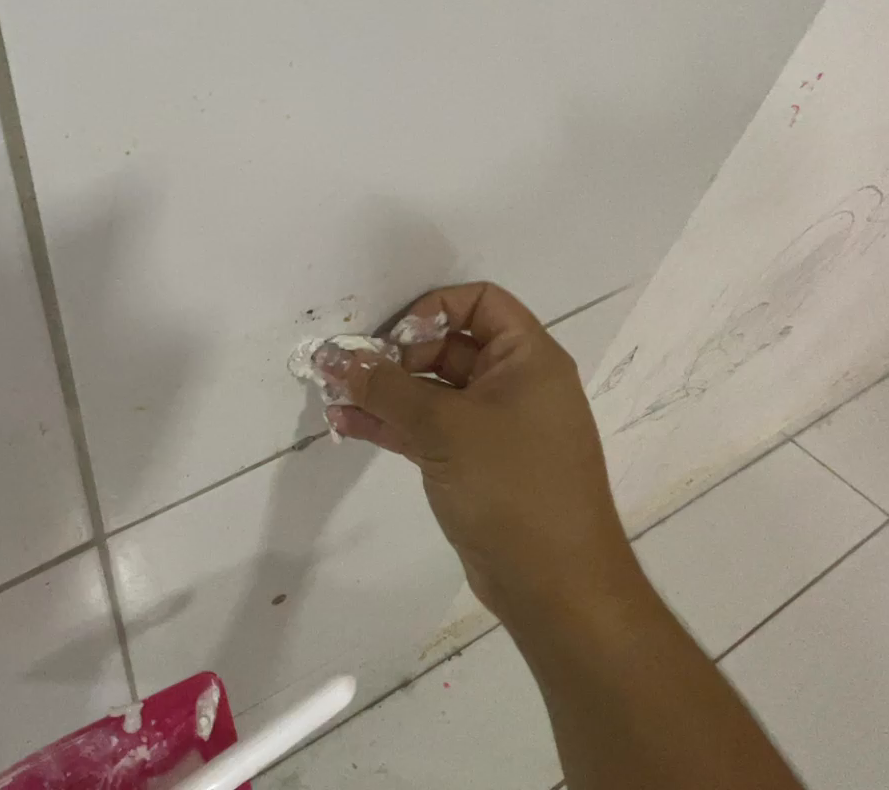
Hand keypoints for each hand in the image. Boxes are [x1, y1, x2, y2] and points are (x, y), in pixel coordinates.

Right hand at [313, 282, 639, 618]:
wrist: (556, 586)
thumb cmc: (511, 486)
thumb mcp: (442, 426)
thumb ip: (383, 387)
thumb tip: (335, 358)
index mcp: (527, 360)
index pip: (480, 302)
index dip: (433, 309)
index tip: (393, 339)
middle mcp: (513, 384)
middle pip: (447, 345)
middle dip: (394, 356)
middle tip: (352, 373)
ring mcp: (493, 425)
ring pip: (430, 390)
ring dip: (383, 392)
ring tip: (332, 396)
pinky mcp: (473, 461)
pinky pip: (426, 427)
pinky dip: (391, 423)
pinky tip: (347, 424)